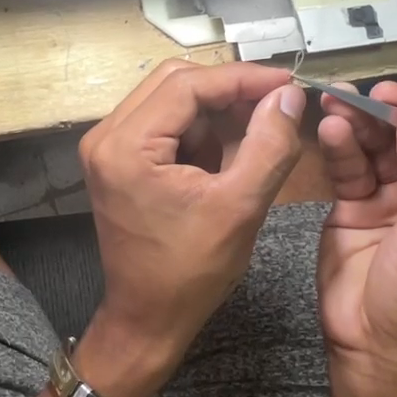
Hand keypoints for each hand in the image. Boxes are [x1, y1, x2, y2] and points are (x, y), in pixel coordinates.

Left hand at [76, 60, 306, 396]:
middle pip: (175, 82)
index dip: (242, 78)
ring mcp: (109, 147)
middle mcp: (107, 136)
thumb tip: (289, 96)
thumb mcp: (240, 207)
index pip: (188, 84)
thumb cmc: (190, 272)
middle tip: (276, 102)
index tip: (288, 83)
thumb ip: (269, 145)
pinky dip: (199, 130)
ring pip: (171, 99)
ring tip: (254, 135)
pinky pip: (165, 123)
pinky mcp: (119, 160)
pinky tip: (224, 158)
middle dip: (229, 90)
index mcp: (125, 146)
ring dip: (215, 111)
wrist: (148, 319)